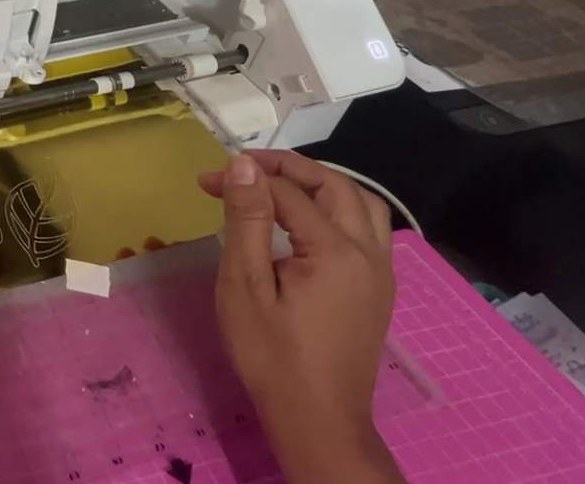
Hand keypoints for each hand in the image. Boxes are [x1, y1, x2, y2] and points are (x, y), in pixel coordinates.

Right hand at [198, 151, 405, 483]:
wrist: (317, 419)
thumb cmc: (270, 352)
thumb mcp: (245, 283)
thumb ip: (246, 220)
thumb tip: (243, 165)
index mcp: (335, 252)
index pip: (288, 192)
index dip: (244, 178)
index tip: (203, 181)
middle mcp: (369, 254)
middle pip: (336, 186)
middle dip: (287, 168)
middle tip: (241, 169)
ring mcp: (380, 273)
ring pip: (361, 204)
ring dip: (319, 184)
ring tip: (274, 185)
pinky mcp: (378, 289)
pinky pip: (365, 229)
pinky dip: (335, 208)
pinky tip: (303, 220)